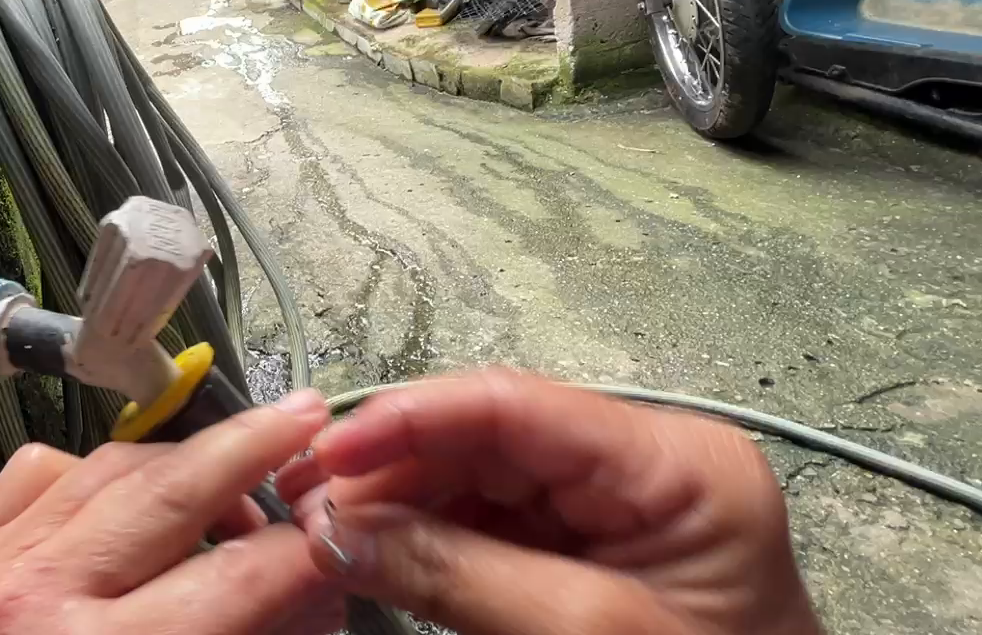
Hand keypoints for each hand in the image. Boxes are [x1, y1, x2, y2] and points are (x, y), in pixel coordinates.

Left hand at [0, 391, 344, 634]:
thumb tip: (319, 588)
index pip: (230, 583)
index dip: (298, 553)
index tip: (337, 528)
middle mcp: (35, 600)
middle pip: (168, 492)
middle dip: (248, 448)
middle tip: (303, 416)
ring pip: (113, 462)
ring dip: (184, 460)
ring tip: (237, 480)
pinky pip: (46, 466)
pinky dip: (100, 468)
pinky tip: (139, 488)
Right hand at [276, 370, 822, 634]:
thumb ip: (454, 576)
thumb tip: (332, 531)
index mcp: (673, 462)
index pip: (512, 405)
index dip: (407, 416)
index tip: (330, 447)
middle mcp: (630, 458)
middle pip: (479, 434)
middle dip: (387, 464)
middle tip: (309, 495)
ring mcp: (600, 495)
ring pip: (466, 471)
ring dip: (389, 497)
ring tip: (323, 522)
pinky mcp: (573, 532)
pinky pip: (477, 513)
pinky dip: (417, 531)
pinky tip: (369, 542)